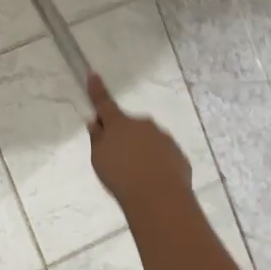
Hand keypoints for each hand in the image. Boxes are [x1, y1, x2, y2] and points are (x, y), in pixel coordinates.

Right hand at [86, 73, 191, 209]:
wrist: (158, 196)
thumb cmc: (120, 176)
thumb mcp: (99, 159)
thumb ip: (97, 139)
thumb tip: (96, 123)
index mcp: (120, 123)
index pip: (104, 103)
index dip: (97, 90)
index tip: (93, 73)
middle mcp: (143, 124)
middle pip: (129, 126)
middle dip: (123, 136)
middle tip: (116, 160)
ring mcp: (163, 137)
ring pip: (147, 140)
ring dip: (140, 151)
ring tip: (135, 176)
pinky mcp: (177, 154)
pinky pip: (162, 155)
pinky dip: (155, 163)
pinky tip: (152, 181)